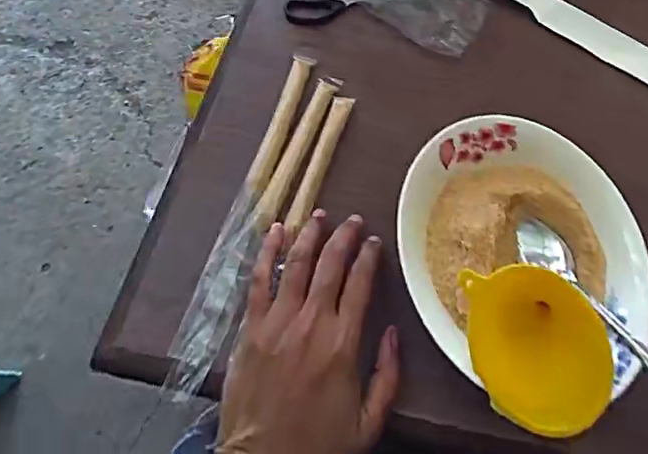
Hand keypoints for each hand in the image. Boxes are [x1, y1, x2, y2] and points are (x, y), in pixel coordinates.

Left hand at [218, 212, 400, 453]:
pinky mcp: (251, 326)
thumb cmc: (317, 446)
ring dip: (310, 235)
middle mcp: (312, 322)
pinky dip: (267, 251)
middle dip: (344, 236)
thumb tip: (395, 334)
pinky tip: (275, 231)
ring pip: (296, 262)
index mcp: (342, 343)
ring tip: (319, 217)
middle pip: (330, 264)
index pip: (360, 284)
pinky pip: (259, 279)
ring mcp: (278, 320)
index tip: (373, 242)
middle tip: (352, 220)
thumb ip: (386, 377)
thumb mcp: (367, 425)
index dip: (368, 257)